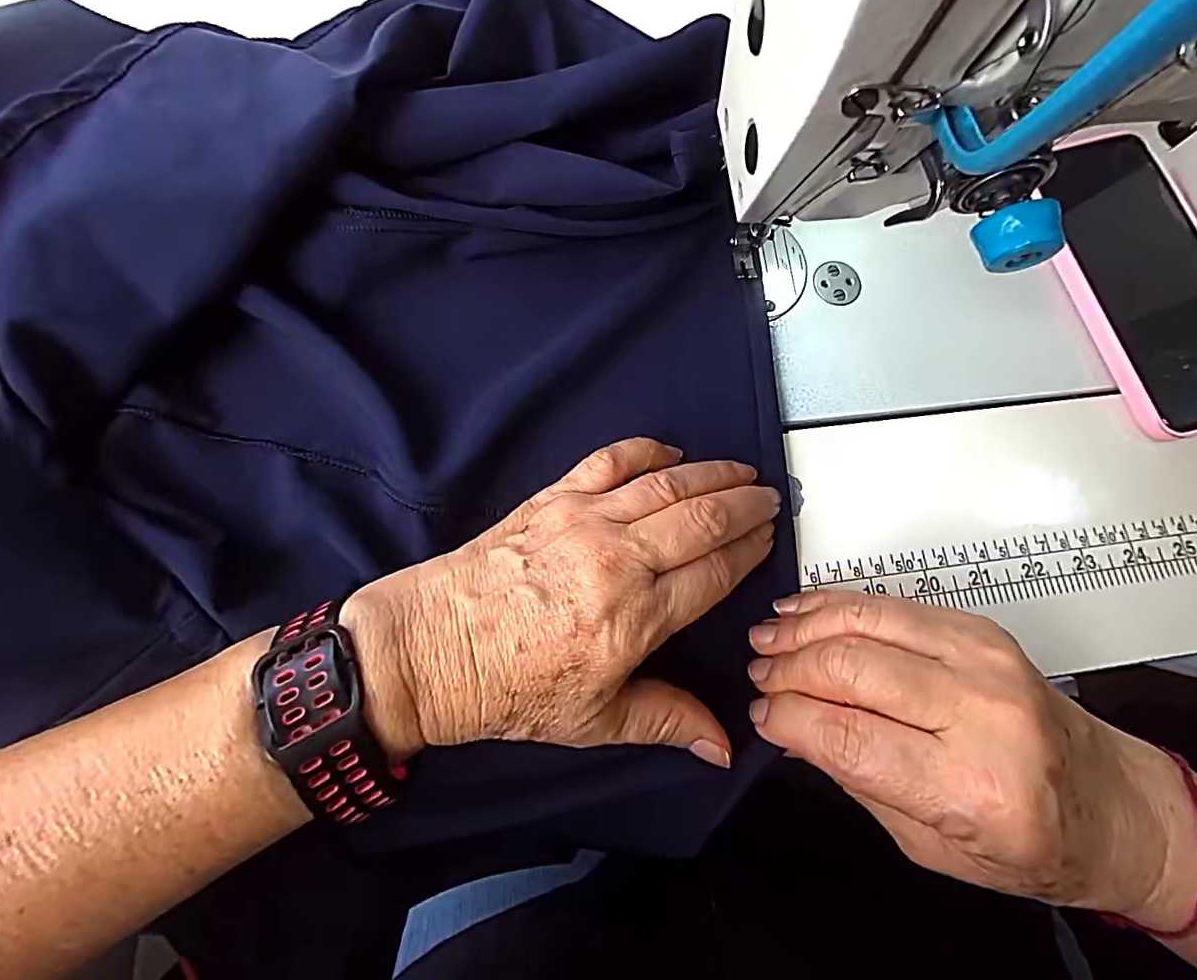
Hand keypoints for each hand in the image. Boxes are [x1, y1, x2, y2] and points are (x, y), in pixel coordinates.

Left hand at [343, 437, 780, 768]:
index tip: (769, 539)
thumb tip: (723, 745)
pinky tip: (666, 451)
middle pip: (700, 519)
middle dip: (743, 505)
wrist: (428, 645)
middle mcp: (614, 560)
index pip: (713, 573)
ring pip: (663, 485)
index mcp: (633, 618)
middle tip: (769, 498)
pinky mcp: (548, 501)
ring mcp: (580, 522)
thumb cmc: (504, 688)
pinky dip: (641, 450)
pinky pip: (606, 463)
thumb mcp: (590, 720)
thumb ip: (664, 720)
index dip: (749, 552)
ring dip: (708, 473)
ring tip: (738, 470)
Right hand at [745, 591, 1196, 927]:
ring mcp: (982, 660)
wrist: (1113, 806)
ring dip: (799, 628)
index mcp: (973, 787)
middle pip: (845, 668)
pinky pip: (883, 601)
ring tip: (766, 639)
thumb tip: (785, 725)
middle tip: (759, 677)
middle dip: (785, 671)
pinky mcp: (976, 629)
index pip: (842, 735)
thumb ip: (849, 777)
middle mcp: (983, 714)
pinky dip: (831, 605)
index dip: (784, 719)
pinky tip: (800, 613)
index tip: (760, 716)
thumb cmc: (1030, 841)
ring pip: (858, 621)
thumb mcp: (928, 843)